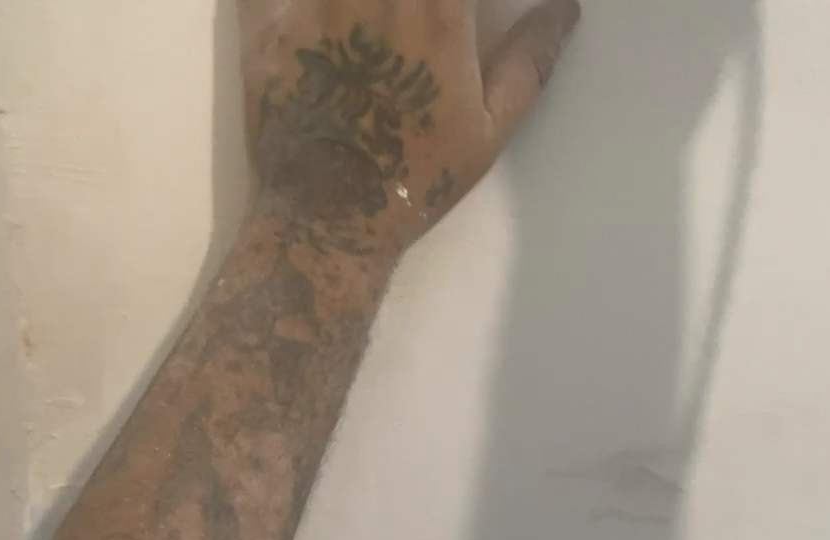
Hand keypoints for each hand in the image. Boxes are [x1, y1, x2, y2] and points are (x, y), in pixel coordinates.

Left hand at [241, 0, 582, 257]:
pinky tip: (301, 10)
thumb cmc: (412, 185)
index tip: (451, 7)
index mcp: (435, 10)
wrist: (327, 226)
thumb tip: (564, 7)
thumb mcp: (485, 135)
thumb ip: (528, 63)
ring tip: (367, 16)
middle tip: (411, 12)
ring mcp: (312, 6)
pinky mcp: (264, 29)